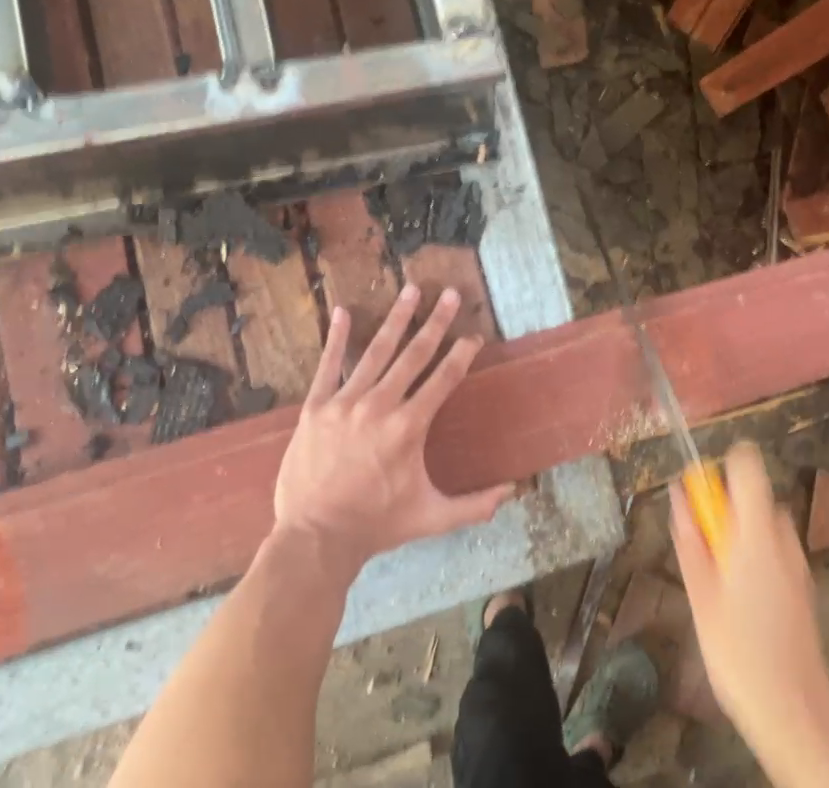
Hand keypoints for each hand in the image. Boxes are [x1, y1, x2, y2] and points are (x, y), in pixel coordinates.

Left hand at [272, 285, 514, 564]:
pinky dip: (336, 339)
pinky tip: (342, 312)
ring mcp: (344, 404)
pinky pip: (327, 367)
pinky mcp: (314, 409)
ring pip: (375, 352)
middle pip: (414, 355)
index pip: (443, 379)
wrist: (315, 537)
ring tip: (411, 290)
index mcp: (409, 428)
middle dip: (435, 322)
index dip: (461, 355)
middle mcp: (379, 407)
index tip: (474, 336)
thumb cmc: (377, 525)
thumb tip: (514, 492)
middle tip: (449, 294)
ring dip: (396, 320)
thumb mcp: (433, 517)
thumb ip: (475, 505)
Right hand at [672, 444, 828, 751]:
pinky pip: (776, 552)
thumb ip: (690, 540)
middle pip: (754, 498)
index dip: (724, 466)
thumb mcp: (701, 596)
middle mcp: (784, 536)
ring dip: (741, 539)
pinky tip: (743, 604)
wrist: (794, 706)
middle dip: (727, 513)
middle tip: (703, 553)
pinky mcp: (804, 584)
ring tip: (719, 586)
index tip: (702, 492)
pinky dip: (757, 560)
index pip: (747, 465)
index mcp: (757, 531)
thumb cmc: (738, 651)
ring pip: (765, 527)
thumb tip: (678, 494)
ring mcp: (799, 560)